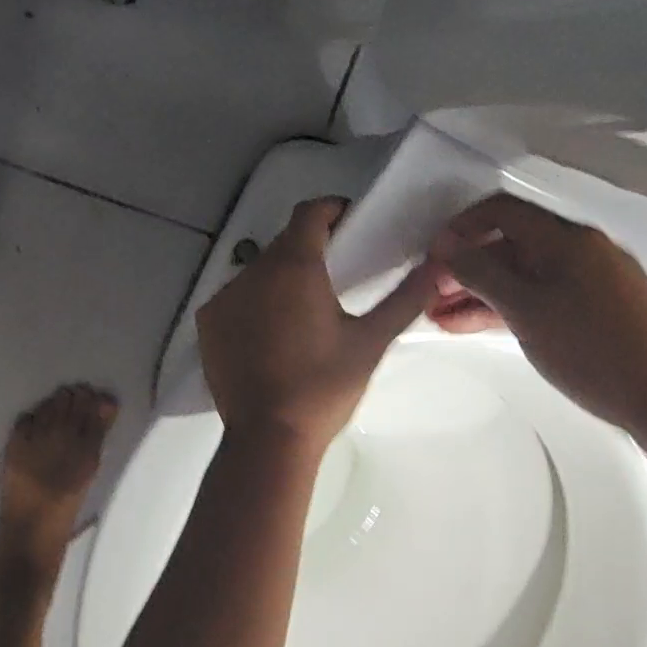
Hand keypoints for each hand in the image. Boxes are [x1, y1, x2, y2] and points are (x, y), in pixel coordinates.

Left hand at [196, 198, 433, 446]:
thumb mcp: (371, 341)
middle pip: (284, 243)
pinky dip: (254, 305)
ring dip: (281, 280)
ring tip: (305, 313)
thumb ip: (405, 299)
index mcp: (294, 266)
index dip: (330, 210)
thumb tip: (438, 267)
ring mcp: (225, 295)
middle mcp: (254, 270)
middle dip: (310, 249)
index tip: (349, 223)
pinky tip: (272, 335)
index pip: (309, 213)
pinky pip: (236, 298)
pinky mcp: (208, 320)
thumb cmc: (324, 386)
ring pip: (259, 271)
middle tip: (336, 275)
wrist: (268, 437)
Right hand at [432, 194, 646, 443]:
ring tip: (443, 318)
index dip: (460, 227)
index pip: (500, 210)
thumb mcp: (523, 309)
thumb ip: (478, 271)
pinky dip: (511, 306)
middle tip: (432, 293)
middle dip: (466, 266)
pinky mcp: (600, 312)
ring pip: (524, 274)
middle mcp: (582, 250)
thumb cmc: (594, 350)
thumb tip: (446, 245)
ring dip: (482, 291)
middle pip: (510, 244)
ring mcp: (594, 282)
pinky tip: (479, 326)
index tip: (433, 256)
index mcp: (566, 239)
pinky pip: (543, 296)